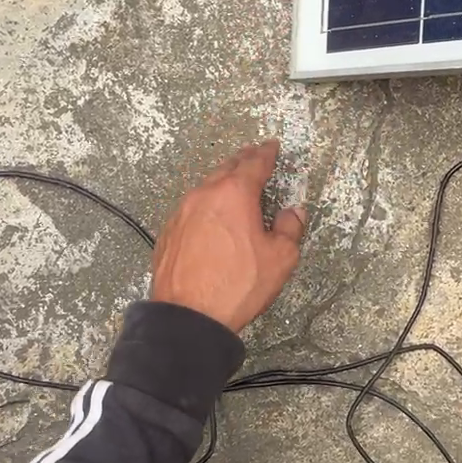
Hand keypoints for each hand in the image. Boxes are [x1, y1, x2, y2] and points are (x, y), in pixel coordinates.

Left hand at [150, 141, 306, 331]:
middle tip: (254, 155)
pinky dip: (206, 205)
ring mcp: (181, 214)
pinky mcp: (169, 234)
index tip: (272, 146)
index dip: (266, 153)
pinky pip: (191, 209)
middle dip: (243, 161)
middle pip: (226, 168)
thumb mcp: (280, 258)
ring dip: (222, 182)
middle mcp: (204, 196)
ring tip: (234, 184)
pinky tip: (212, 216)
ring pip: (206, 187)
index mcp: (234, 194)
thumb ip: (289, 229)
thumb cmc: (236, 286)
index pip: (254, 164)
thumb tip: (293, 214)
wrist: (189, 316)